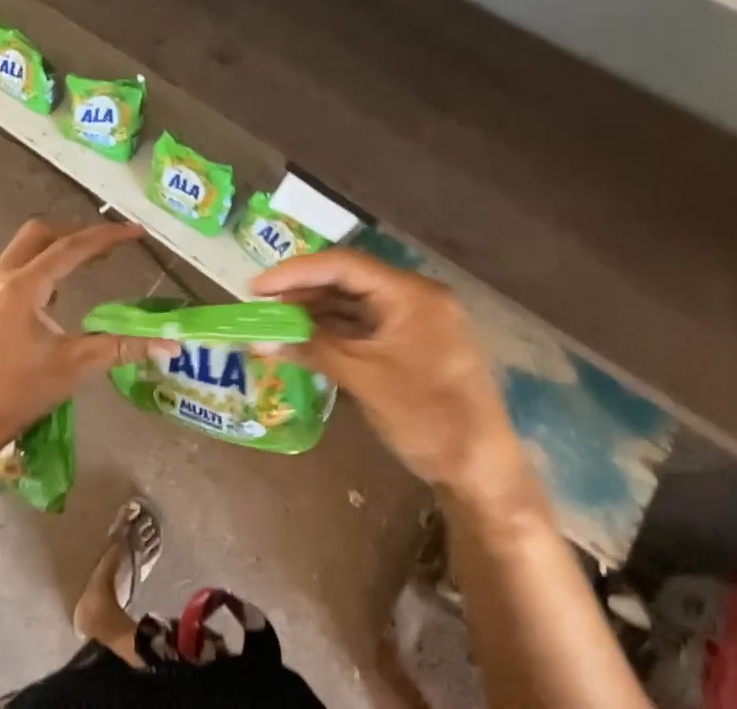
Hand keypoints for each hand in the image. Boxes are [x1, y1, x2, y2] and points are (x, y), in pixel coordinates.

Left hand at [0, 220, 167, 460]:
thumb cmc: (19, 395)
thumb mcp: (75, 367)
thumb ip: (123, 348)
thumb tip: (170, 346)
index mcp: (23, 287)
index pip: (71, 247)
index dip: (107, 236)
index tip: (135, 233)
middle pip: (38, 234)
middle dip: (74, 233)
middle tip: (105, 248)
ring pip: (17, 252)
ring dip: (50, 253)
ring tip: (78, 274)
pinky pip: (3, 274)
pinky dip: (29, 274)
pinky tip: (42, 305)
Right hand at [251, 249, 520, 499]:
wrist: (480, 471)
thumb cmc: (426, 416)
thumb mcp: (363, 378)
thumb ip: (311, 350)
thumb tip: (258, 340)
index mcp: (411, 295)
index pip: (343, 266)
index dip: (294, 273)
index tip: (255, 288)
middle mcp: (414, 299)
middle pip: (348, 281)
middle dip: (301, 291)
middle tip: (259, 305)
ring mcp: (414, 324)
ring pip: (354, 304)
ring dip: (313, 312)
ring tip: (273, 323)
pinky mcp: (410, 347)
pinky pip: (364, 327)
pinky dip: (332, 332)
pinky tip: (302, 340)